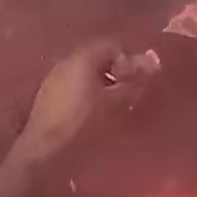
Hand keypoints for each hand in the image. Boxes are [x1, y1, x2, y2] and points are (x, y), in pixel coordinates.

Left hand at [0, 39, 147, 196]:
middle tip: (127, 93)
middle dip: (115, 72)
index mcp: (82, 58)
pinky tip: (92, 112)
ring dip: (101, 83)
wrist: (43, 150)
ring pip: (85, 71)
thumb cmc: (82, 123)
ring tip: (112, 105)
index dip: (128, 60)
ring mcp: (53, 77)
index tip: (136, 81)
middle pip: (97, 57)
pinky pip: (73, 84)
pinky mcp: (47, 94)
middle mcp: (65, 61)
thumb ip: (134, 81)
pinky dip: (87, 92)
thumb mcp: (115, 103)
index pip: (112, 45)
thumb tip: (152, 63)